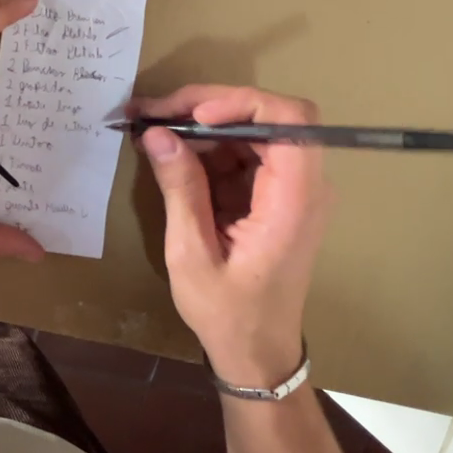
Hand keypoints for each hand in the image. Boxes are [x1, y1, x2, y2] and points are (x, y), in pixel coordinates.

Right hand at [133, 85, 330, 385]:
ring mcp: (290, 189)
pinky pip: (243, 155)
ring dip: (200, 125)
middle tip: (150, 113)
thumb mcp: (192, 253)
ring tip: (149, 127)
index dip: (240, 102)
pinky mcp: (273, 196)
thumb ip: (180, 189)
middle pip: (267, 117)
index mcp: (293, 201)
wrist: (256, 351)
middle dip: (206, 107)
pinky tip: (168, 152)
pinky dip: (206, 148)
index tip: (191, 116)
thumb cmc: (227, 312)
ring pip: (251, 131)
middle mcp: (303, 186)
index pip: (289, 121)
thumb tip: (157, 134)